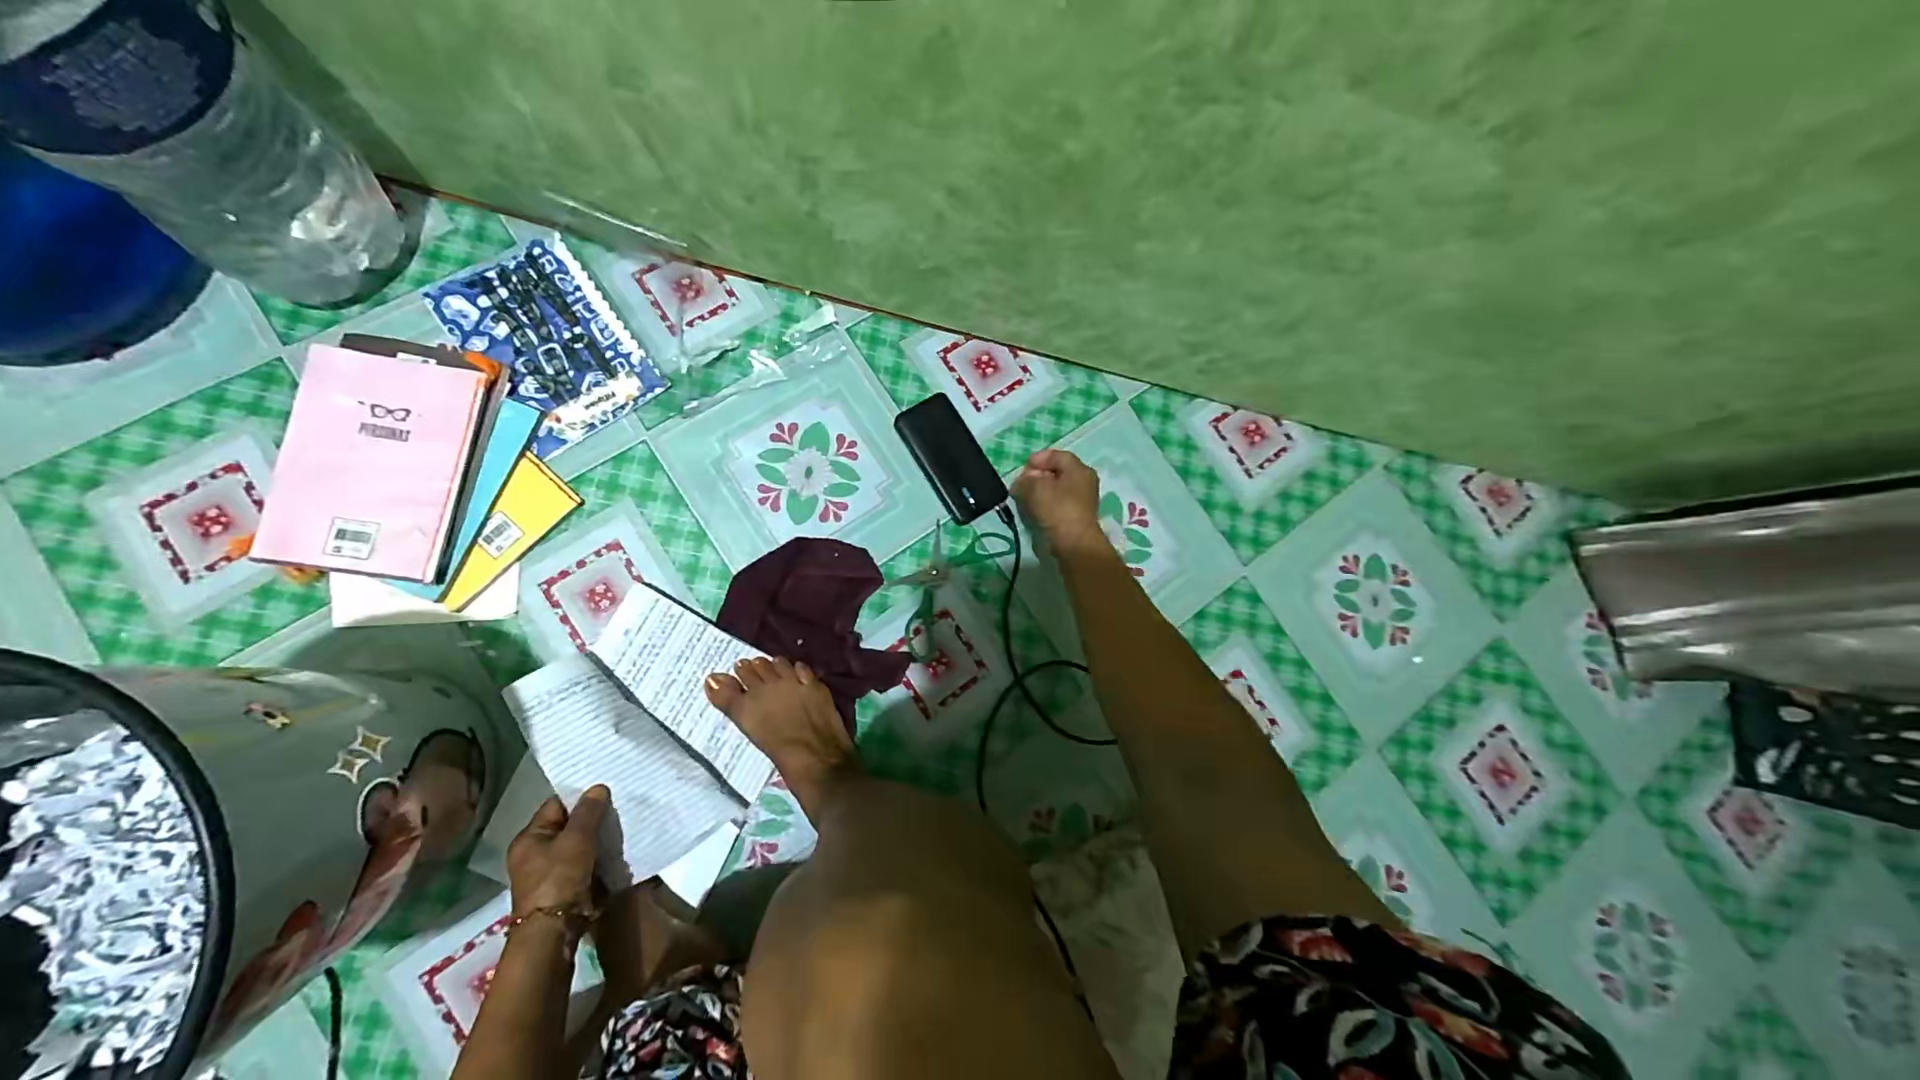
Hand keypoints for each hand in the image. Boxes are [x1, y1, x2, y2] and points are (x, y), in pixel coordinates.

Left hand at [506, 784, 608, 914]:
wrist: (554, 930)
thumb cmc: (559, 878)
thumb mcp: (577, 839)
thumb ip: (589, 812)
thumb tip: (598, 787)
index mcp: (528, 838)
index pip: (556, 805)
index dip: (580, 797)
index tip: (606, 792)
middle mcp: (534, 853)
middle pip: (567, 825)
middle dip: (591, 818)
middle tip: (618, 808)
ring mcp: (548, 871)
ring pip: (578, 844)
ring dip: (596, 838)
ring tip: (620, 827)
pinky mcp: (563, 886)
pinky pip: (583, 862)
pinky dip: (597, 856)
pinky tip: (615, 850)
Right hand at [1012, 449, 1107, 557]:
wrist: (1074, 544)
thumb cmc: (1057, 509)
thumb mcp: (1036, 488)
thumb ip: (1025, 480)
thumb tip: (1022, 482)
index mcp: (1079, 470)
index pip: (1057, 456)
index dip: (1038, 459)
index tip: (1023, 468)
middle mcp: (1084, 482)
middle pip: (1057, 472)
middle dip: (1037, 476)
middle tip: (1021, 483)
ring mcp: (1082, 500)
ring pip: (1057, 489)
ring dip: (1039, 491)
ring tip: (1024, 496)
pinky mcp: (1076, 516)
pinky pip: (1058, 503)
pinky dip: (1045, 503)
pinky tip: (1033, 509)